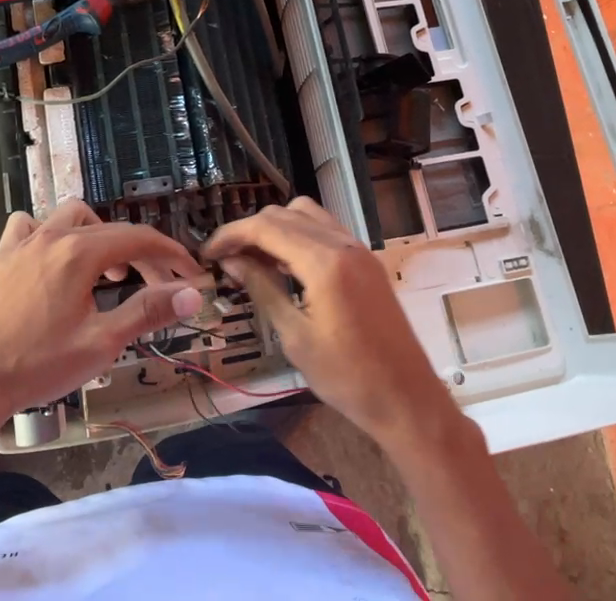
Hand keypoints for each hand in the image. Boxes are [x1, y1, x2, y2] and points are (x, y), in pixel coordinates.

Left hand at [0, 199, 203, 424]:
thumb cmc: (41, 363)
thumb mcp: (102, 341)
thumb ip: (148, 311)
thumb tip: (192, 293)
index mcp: (79, 253)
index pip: (138, 238)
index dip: (170, 253)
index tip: (191, 273)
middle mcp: (53, 237)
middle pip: (110, 230)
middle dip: (142, 252)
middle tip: (159, 285)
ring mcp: (23, 244)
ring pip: (70, 217)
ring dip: (97, 234)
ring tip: (109, 270)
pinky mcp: (3, 259)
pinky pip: (29, 226)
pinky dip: (49, 233)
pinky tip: (55, 257)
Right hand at [204, 197, 447, 443]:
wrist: (407, 400)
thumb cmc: (347, 378)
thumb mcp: (295, 336)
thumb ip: (263, 289)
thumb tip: (232, 261)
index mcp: (325, 262)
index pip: (266, 227)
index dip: (231, 235)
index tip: (207, 254)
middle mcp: (343, 244)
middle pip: (285, 214)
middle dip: (250, 230)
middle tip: (226, 260)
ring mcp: (359, 250)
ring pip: (307, 215)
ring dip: (276, 228)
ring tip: (254, 261)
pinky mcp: (367, 262)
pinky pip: (326, 231)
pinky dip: (300, 236)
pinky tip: (286, 266)